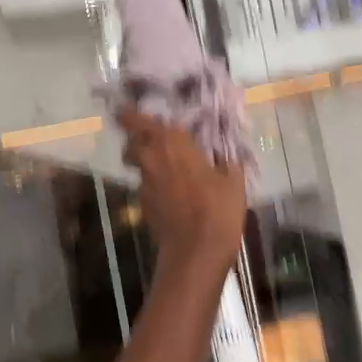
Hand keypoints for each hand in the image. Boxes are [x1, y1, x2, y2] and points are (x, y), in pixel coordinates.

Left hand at [117, 108, 245, 272]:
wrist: (195, 253)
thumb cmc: (217, 209)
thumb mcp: (233, 180)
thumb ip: (226, 159)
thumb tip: (225, 151)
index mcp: (170, 142)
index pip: (136, 120)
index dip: (128, 113)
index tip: (128, 108)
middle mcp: (150, 159)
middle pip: (131, 142)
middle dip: (139, 139)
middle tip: (157, 140)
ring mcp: (143, 185)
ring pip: (138, 165)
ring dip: (147, 163)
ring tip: (169, 167)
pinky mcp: (143, 207)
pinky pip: (146, 187)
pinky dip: (155, 185)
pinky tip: (174, 194)